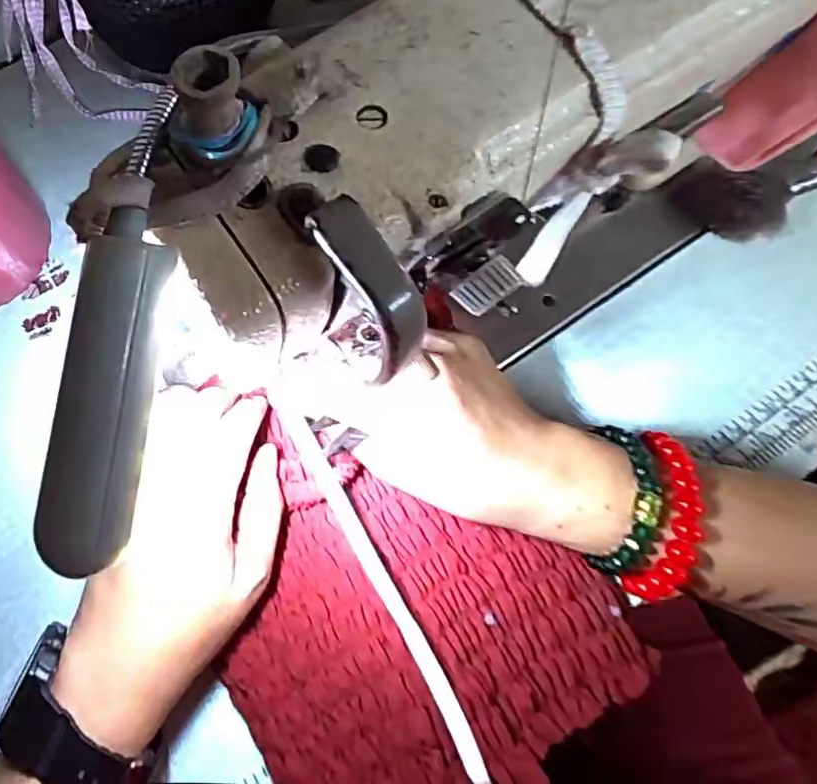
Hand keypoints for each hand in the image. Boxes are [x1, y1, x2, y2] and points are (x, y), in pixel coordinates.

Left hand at [49, 387, 282, 756]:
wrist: (119, 660)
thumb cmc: (189, 628)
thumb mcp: (250, 580)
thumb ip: (265, 509)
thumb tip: (268, 456)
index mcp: (203, 516)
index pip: (228, 436)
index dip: (249, 411)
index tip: (262, 404)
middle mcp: (161, 494)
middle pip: (192, 415)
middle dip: (222, 398)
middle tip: (241, 405)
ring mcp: (130, 491)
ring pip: (160, 418)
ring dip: (190, 402)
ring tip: (211, 410)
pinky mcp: (113, 495)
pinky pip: (138, 438)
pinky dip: (160, 419)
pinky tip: (177, 426)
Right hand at [281, 331, 633, 553]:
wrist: (532, 464)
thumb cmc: (473, 480)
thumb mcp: (400, 468)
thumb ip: (358, 436)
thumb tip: (328, 418)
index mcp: (408, 397)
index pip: (338, 379)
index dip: (303, 380)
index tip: (284, 381)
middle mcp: (426, 359)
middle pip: (356, 347)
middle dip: (327, 358)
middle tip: (310, 372)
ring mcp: (445, 343)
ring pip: (382, 336)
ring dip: (361, 352)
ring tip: (354, 373)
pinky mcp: (459, 339)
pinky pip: (412, 336)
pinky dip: (395, 351)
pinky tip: (397, 369)